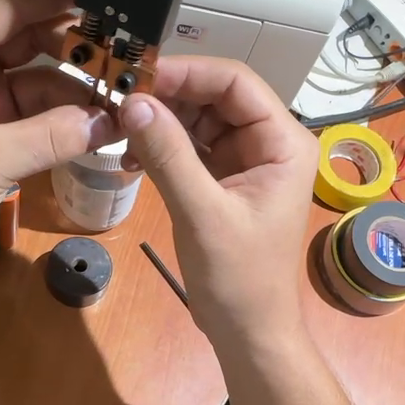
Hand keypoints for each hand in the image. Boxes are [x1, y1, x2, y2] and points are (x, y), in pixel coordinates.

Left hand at [0, 0, 114, 282]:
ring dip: (78, 89)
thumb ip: (48, 136)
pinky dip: (69, 122)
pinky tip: (103, 125)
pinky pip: (42, 117)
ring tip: (124, 93)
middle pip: (31, 37)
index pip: (7, 4)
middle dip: (76, 44)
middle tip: (128, 47)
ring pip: (42, 80)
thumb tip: (109, 120)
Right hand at [120, 57, 317, 352]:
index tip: (138, 78)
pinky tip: (132, 157)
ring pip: (199, 122)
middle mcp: (268, 144)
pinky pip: (191, 150)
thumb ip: (168, 155)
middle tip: (120, 103)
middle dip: (169, 97)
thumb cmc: (239, 279)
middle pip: (215, 97)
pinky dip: (163, 149)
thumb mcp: (202, 214)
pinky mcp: (223, 183)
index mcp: (283, 143)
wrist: (248, 331)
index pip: (235, 83)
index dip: (187, 73)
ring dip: (161, 123)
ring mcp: (245, 163)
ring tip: (121, 132)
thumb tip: (133, 102)